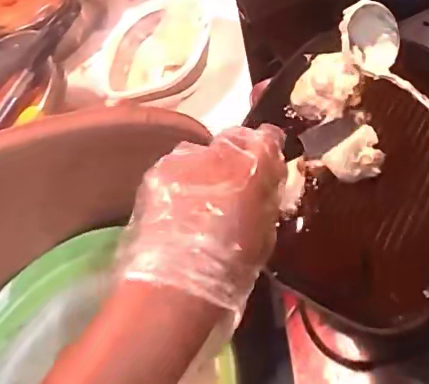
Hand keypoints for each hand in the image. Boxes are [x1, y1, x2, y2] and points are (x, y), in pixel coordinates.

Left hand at [118, 126, 284, 311]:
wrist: (173, 293)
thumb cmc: (230, 271)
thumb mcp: (265, 233)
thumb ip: (267, 198)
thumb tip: (266, 187)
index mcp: (258, 163)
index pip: (270, 136)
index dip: (268, 151)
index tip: (266, 167)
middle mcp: (224, 149)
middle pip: (234, 139)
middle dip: (235, 157)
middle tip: (231, 186)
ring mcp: (188, 157)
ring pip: (201, 152)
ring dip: (204, 169)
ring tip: (198, 201)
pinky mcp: (158, 172)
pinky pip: (173, 168)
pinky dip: (177, 183)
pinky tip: (173, 210)